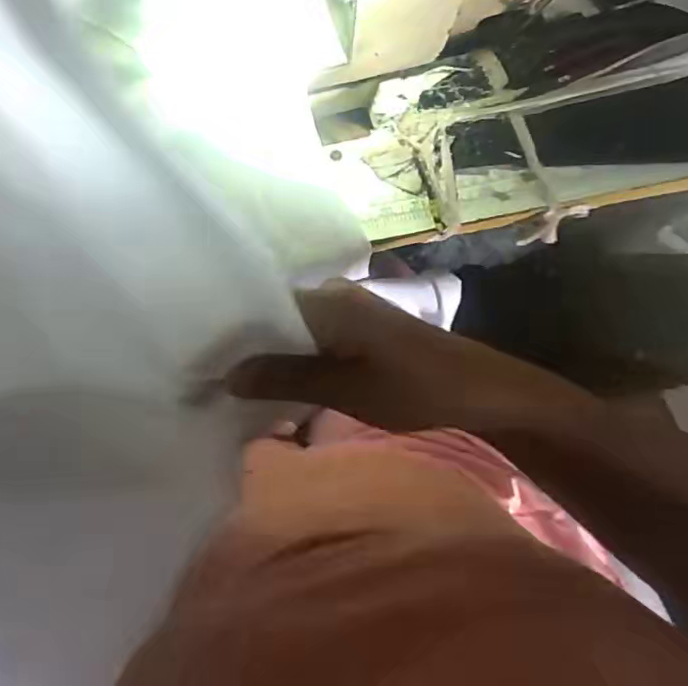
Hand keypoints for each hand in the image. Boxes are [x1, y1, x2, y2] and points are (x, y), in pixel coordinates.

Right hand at [228, 281, 602, 435]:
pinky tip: (280, 381)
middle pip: (274, 318)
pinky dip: (294, 358)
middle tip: (214, 377)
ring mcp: (345, 310)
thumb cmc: (414, 387)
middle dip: (248, 347)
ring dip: (272, 356)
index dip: (232, 334)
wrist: (483, 391)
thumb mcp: (345, 388)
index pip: (261, 308)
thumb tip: (227, 376)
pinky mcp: (357, 328)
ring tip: (238, 383)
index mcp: (325, 300)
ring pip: (292, 330)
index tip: (203, 360)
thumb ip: (286, 378)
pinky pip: (311, 338)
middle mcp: (331, 295)